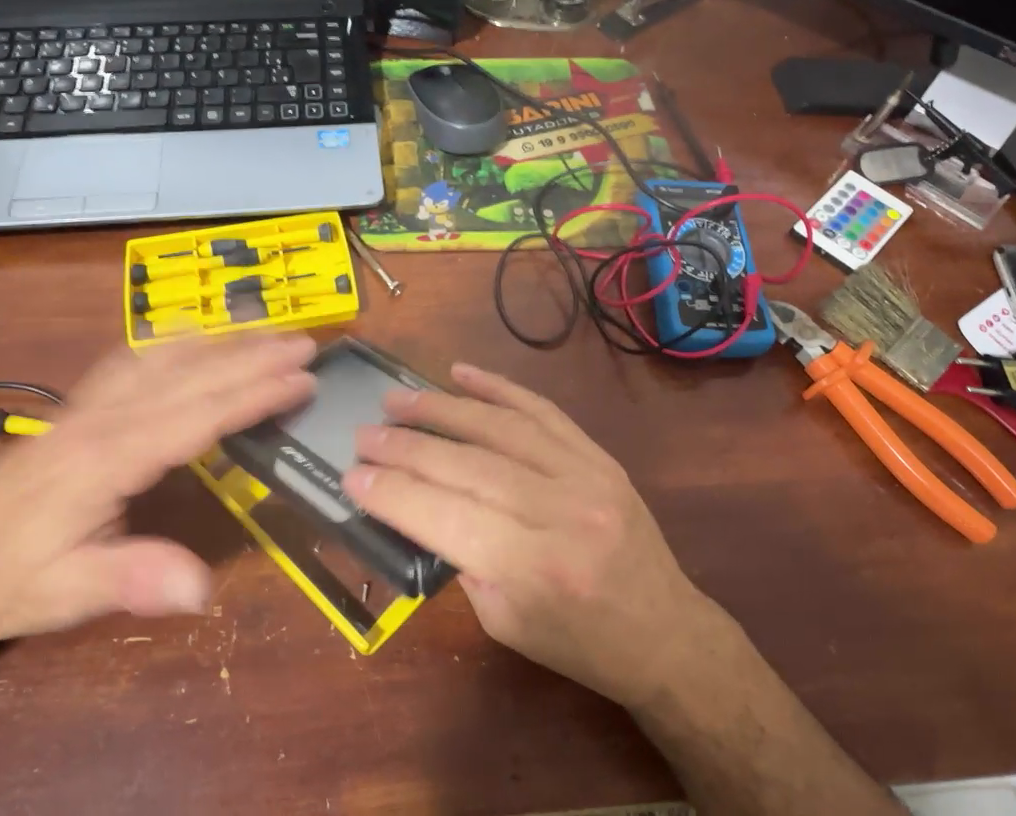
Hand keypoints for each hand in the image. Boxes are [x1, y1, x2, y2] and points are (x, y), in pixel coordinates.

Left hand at [0, 334, 316, 647]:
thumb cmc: (4, 581)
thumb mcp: (66, 592)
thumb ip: (134, 580)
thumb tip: (203, 586)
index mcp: (107, 458)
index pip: (196, 416)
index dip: (253, 395)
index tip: (302, 379)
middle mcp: (101, 420)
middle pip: (187, 376)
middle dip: (250, 356)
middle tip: (306, 343)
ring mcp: (85, 409)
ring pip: (160, 359)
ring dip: (217, 341)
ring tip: (263, 328)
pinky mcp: (75, 412)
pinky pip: (130, 362)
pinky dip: (170, 343)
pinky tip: (187, 339)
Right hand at [343, 363, 722, 709]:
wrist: (662, 632)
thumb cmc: (576, 642)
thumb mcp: (503, 621)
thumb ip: (460, 559)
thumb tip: (415, 503)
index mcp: (532, 568)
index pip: (445, 515)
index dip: (393, 492)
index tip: (352, 474)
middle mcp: (560, 512)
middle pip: (468, 465)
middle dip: (407, 447)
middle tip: (363, 434)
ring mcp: (586, 476)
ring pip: (502, 427)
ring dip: (443, 408)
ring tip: (397, 399)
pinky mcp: (600, 457)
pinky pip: (543, 412)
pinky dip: (499, 388)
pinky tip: (462, 373)